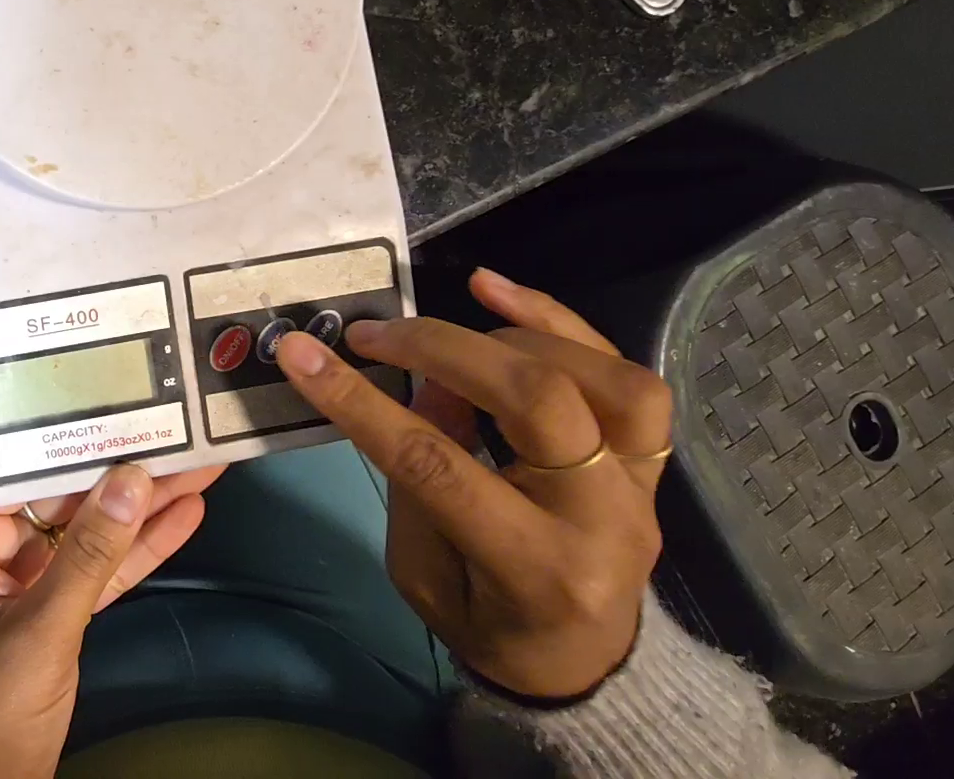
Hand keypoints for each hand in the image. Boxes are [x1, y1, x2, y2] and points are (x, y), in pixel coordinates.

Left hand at [0, 463, 224, 778]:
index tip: (122, 411)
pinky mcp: (51, 607)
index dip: (72, 442)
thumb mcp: (40, 632)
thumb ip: (88, 553)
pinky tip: (182, 516)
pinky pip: (96, 568)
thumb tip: (132, 478)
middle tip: (178, 436)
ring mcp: (22, 576)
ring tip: (198, 467)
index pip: (19, 472)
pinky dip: (136, 549)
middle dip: (121, 473)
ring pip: (86, 530)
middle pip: (61, 497)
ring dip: (140, 507)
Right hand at [277, 268, 668, 699]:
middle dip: (440, 350)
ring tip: (447, 320)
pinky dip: (558, 321)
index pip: (437, 465)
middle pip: (535, 401)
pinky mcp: (650, 459)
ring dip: (512, 334)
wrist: (583, 663)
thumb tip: (427, 386)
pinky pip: (628, 377)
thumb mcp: (423, 575)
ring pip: (604, 379)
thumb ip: (419, 484)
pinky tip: (494, 289)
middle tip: (374, 334)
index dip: (361, 403)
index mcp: (533, 568)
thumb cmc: (485, 623)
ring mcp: (641, 486)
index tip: (303, 355)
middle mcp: (602, 520)